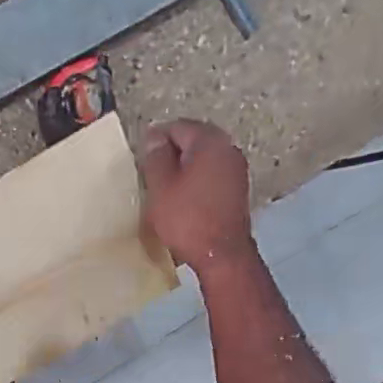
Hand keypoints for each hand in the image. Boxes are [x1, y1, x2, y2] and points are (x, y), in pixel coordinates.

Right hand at [139, 119, 254, 274]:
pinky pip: (212, 177)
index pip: (176, 127)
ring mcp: (237, 171)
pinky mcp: (238, 192)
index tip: (143, 163)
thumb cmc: (188, 219)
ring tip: (167, 192)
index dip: (155, 142)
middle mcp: (228, 148)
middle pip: (193, 142)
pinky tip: (186, 202)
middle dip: (172, 155)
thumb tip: (155, 138)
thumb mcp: (161, 186)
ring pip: (203, 161)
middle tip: (153, 177)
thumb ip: (156, 156)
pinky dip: (198, 184)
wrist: (223, 255)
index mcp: (209, 140)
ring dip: (185, 171)